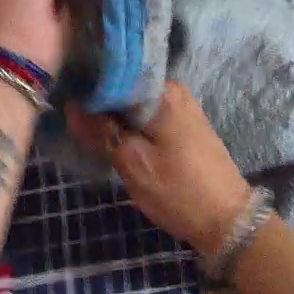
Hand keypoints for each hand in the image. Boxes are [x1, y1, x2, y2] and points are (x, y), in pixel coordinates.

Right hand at [67, 81, 255, 256]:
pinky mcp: (184, 122)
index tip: (65, 93)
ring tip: (85, 123)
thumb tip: (72, 106)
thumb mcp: (134, 165)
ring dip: (114, 113)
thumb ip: (102, 132)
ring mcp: (181, 104)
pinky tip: (113, 133)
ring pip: (135, 101)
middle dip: (100, 99)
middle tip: (71, 113)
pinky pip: (148, 112)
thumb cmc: (179, 191)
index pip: (115, 73)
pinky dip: (130, 121)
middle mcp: (172, 87)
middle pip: (126, 85)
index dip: (88, 83)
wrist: (228, 220)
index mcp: (161, 90)